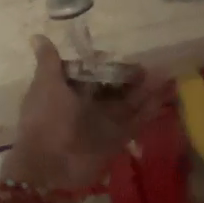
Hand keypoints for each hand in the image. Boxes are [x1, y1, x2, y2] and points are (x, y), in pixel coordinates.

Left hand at [0, 36, 164, 202]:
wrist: (50, 166)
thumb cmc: (46, 119)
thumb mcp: (46, 85)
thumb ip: (49, 62)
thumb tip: (37, 36)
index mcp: (67, 90)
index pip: (89, 72)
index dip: (104, 64)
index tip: (115, 57)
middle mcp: (86, 105)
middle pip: (113, 86)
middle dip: (130, 77)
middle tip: (151, 66)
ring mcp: (103, 122)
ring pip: (128, 102)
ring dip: (146, 90)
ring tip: (167, 76)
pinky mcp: (116, 138)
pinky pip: (136, 121)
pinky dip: (150, 110)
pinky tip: (166, 97)